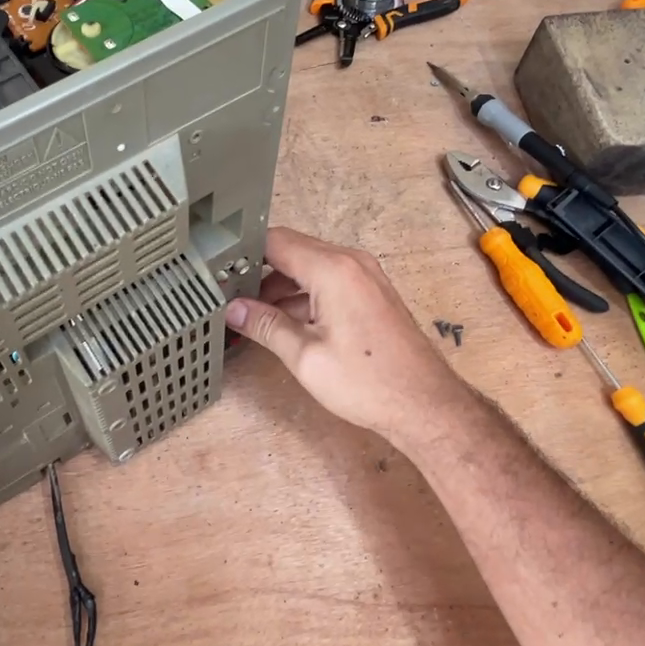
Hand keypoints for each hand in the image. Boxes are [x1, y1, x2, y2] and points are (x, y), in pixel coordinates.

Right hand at [224, 227, 471, 446]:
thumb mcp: (304, 356)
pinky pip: (328, 280)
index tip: (219, 271)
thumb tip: (234, 311)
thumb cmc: (368, 382)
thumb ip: (265, 326)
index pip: (275, 241)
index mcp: (333, 269)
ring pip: (309, 266)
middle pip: (292, 249)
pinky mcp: (371, 292)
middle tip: (231, 295)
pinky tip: (286, 322)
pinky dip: (304, 294)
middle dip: (260, 271)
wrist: (425, 404)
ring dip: (281, 285)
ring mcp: (365, 276)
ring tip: (254, 315)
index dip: (243, 253)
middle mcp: (351, 262)